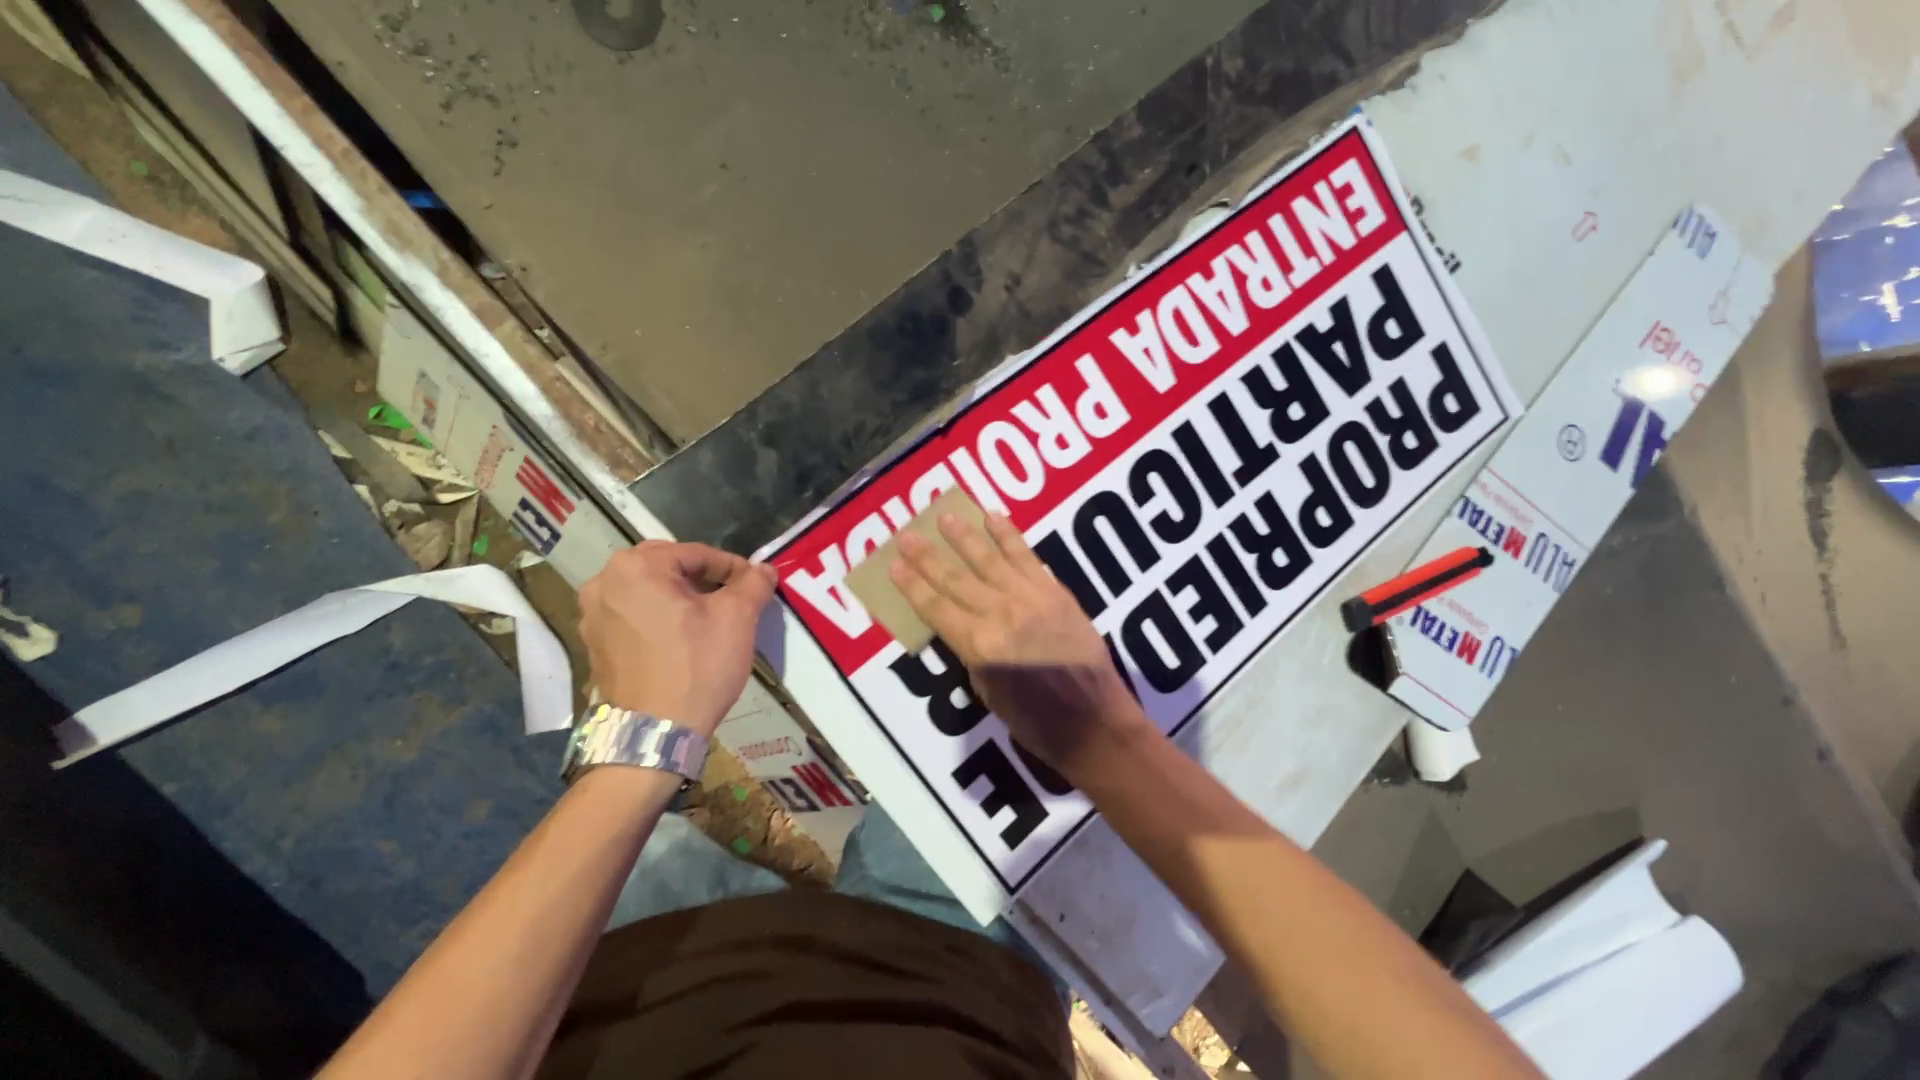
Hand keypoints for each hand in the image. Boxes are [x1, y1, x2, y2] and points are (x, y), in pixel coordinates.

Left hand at [578, 541, 776, 735]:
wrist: (655, 731)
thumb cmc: (696, 666)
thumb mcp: (737, 619)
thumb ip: (752, 584)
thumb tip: (763, 569)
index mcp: (635, 566)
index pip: (695, 553)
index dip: (731, 567)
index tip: (753, 584)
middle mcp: (603, 582)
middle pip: (666, 567)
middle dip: (701, 579)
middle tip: (731, 599)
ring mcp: (592, 615)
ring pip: (646, 591)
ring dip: (677, 598)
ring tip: (707, 619)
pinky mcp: (593, 644)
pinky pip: (631, 616)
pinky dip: (656, 619)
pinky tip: (680, 640)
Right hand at [889, 512, 1154, 779]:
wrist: (1094, 722)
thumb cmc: (1036, 723)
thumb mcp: (988, 693)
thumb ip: (971, 653)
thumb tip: (962, 625)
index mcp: (979, 646)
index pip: (936, 608)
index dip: (912, 585)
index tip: (893, 565)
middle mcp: (1001, 614)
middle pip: (956, 578)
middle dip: (928, 556)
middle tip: (907, 534)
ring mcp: (1032, 599)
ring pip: (990, 559)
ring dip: (965, 536)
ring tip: (946, 516)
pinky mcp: (1057, 593)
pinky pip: (1028, 557)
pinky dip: (1009, 536)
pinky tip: (994, 519)